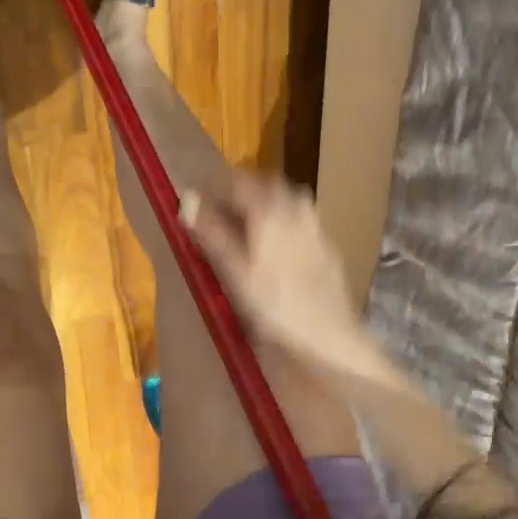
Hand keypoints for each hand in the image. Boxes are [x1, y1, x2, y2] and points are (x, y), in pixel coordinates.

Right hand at [183, 173, 379, 375]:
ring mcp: (315, 227)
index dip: (216, 187)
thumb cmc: (275, 305)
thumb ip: (211, 232)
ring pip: (288, 198)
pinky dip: (285, 221)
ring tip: (249, 224)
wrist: (331, 337)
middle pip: (267, 184)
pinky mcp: (327, 247)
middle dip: (244, 191)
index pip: (237, 181)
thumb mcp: (234, 271)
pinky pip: (303, 219)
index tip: (200, 200)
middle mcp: (294, 210)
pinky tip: (278, 246)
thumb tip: (187, 199)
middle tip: (223, 211)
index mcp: (268, 211)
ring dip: (267, 202)